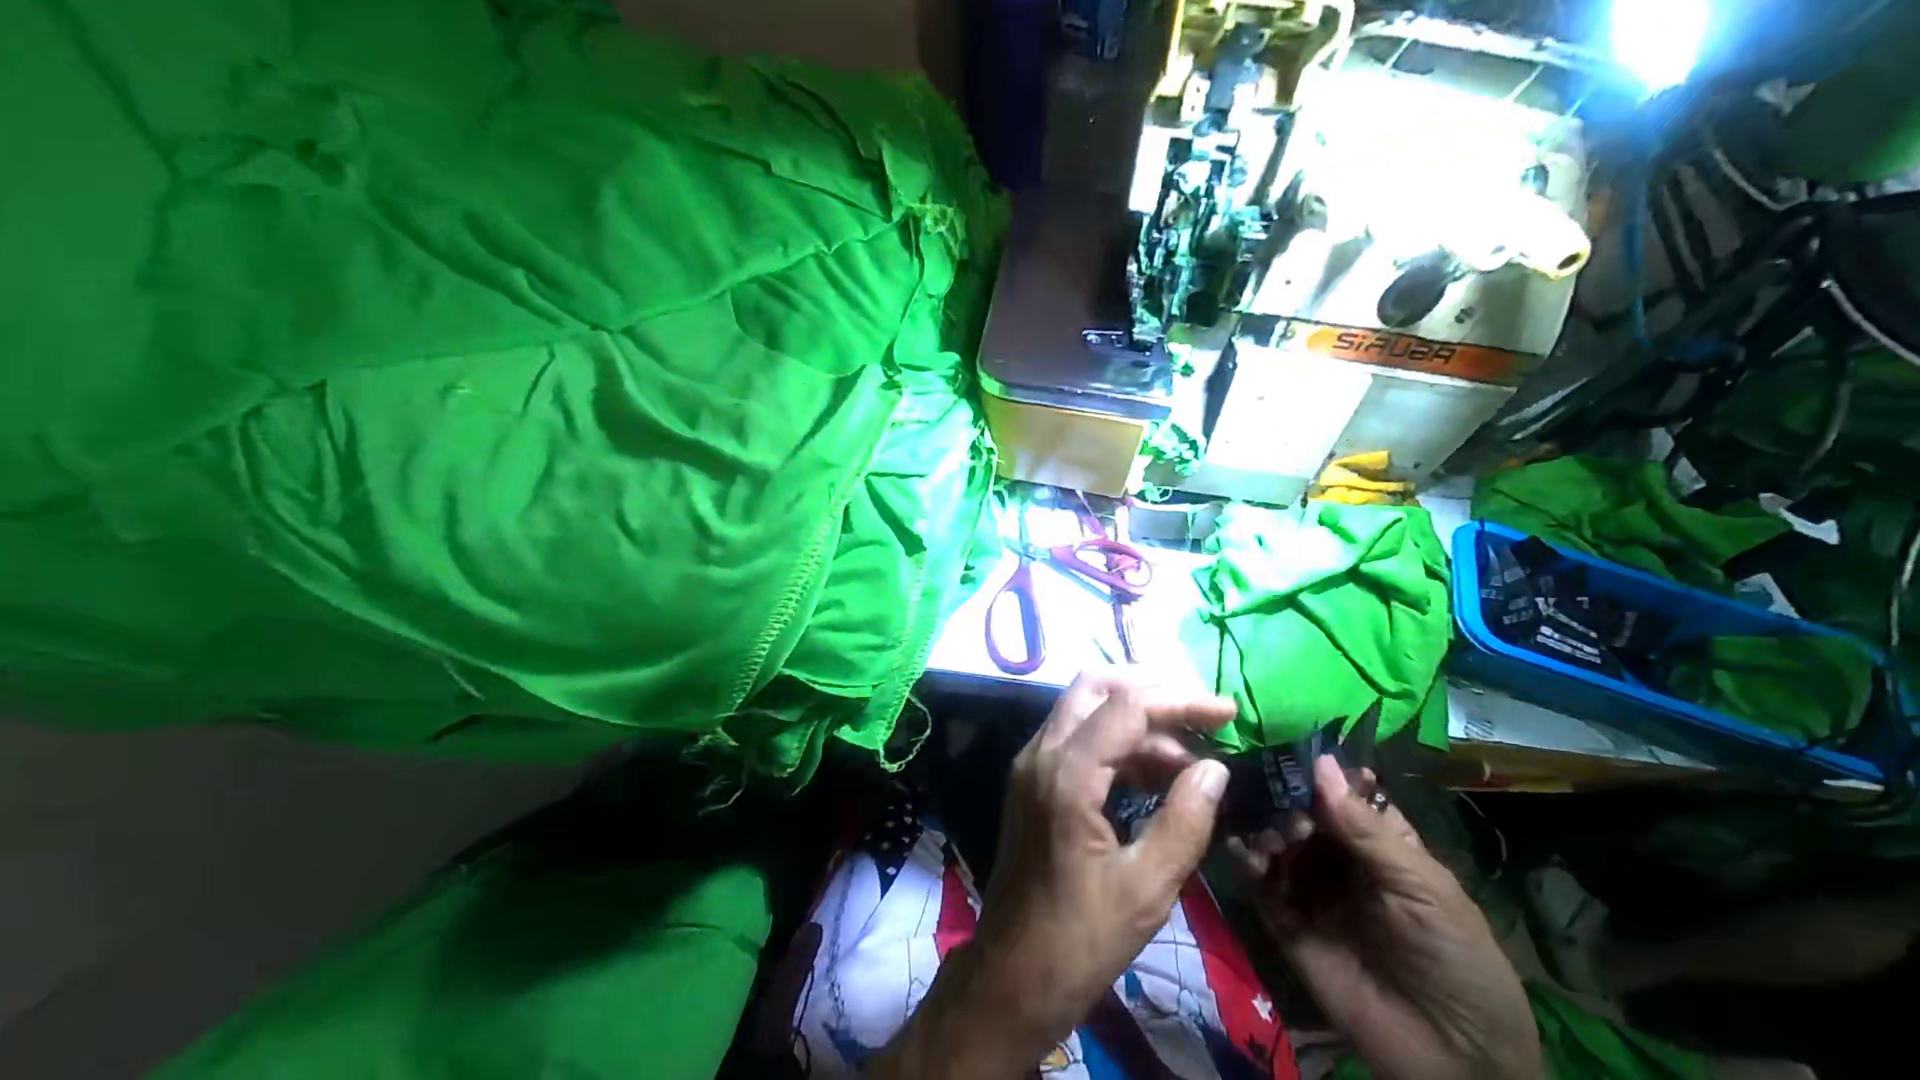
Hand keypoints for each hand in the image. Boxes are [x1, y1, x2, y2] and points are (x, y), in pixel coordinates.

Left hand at [869, 666, 1234, 1078]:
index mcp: (1067, 775)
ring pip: (1085, 709)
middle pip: (1095, 687)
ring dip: (1138, 719)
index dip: (1181, 700)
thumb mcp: (1147, 886)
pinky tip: (1158, 773)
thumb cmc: (1081, 937)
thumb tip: (1216, 768)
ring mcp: (1032, 766)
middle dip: (1153, 691)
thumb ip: (1186, 820)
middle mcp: (1041, 754)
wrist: (1014, 974)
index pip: (1127, 706)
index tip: (1229, 713)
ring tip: (1193, 757)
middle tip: (1205, 716)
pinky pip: (1078, 739)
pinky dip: (1118, 742)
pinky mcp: (1034, 782)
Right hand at [1235, 756, 1541, 1079]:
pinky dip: (1245, 861)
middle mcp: (1338, 857)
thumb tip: (1321, 762)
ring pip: (1274, 840)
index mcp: (1379, 842)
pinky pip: (1257, 883)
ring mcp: (1309, 887)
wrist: (1453, 1058)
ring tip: (1273, 836)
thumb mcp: (1423, 887)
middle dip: (1285, 800)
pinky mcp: (1284, 920)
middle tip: (1286, 808)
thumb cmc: (1455, 959)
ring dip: (1265, 827)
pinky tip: (1246, 852)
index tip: (1287, 749)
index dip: (1315, 771)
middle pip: (1298, 810)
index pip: (1338, 792)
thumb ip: (1366, 828)